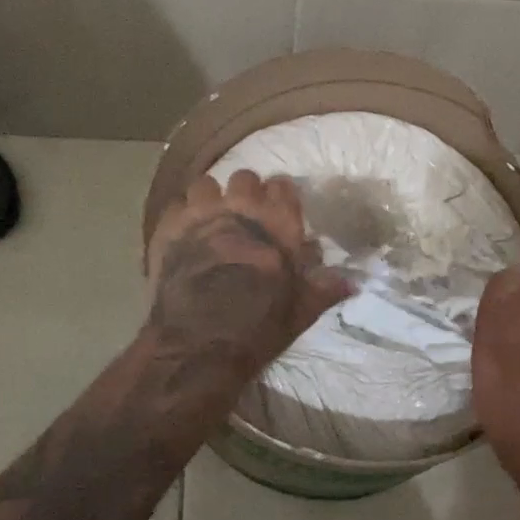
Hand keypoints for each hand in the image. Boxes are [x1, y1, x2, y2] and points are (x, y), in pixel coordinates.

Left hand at [145, 170, 351, 382]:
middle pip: (244, 177)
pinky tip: (183, 236)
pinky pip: (175, 205)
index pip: (282, 185)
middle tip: (245, 218)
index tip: (279, 213)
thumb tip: (351, 281)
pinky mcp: (167, 227)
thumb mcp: (301, 310)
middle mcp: (241, 206)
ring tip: (210, 221)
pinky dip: (181, 216)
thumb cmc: (259, 325)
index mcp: (279, 221)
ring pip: (206, 184)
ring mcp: (201, 213)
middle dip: (245, 193)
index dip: (280, 198)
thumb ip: (324, 288)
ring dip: (210, 199)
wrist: (200, 342)